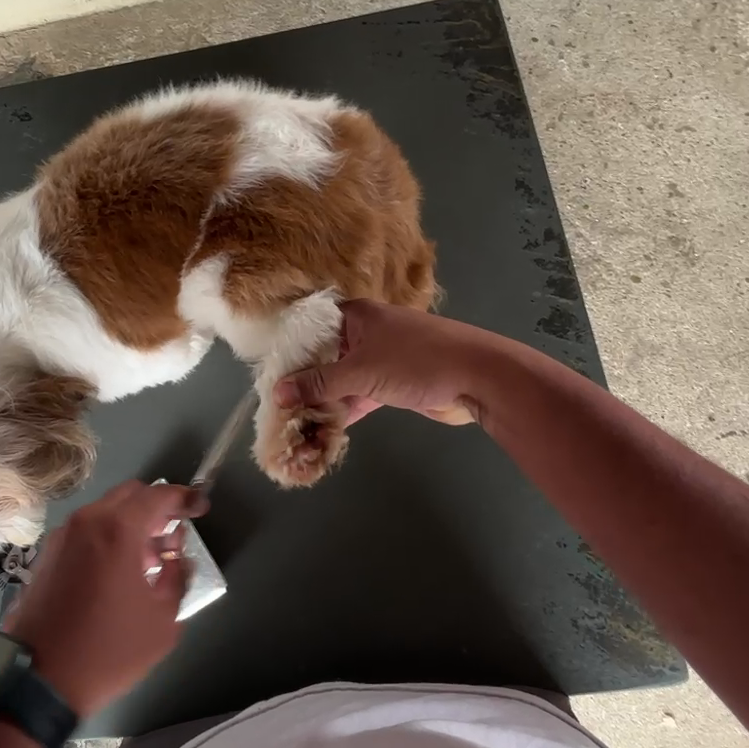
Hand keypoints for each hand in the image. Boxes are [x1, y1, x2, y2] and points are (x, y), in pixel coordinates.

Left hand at [4, 482, 199, 716]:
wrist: (39, 680)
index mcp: (118, 529)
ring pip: (105, 511)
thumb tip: (177, 560)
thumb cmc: (108, 650)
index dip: (185, 497)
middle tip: (172, 539)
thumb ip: (177, 579)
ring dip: (131, 524)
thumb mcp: (162, 622)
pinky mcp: (47, 554)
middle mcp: (87, 520)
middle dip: (156, 508)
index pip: (159, 494)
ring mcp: (62, 535)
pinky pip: (86, 530)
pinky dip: (107, 536)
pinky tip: (116, 573)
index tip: (200, 507)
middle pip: (130, 494)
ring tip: (147, 563)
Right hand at [273, 299, 492, 425]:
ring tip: (296, 424)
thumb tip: (277, 394)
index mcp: (356, 316)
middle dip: (304, 382)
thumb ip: (318, 384)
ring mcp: (381, 359)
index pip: (311, 329)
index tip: (269, 376)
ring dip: (324, 401)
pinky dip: (345, 411)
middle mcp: (366, 333)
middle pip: (325, 357)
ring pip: (342, 379)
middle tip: (279, 408)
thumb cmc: (417, 361)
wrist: (479, 378)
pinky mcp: (394, 384)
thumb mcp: (361, 372)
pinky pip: (360, 395)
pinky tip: (324, 431)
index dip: (290, 351)